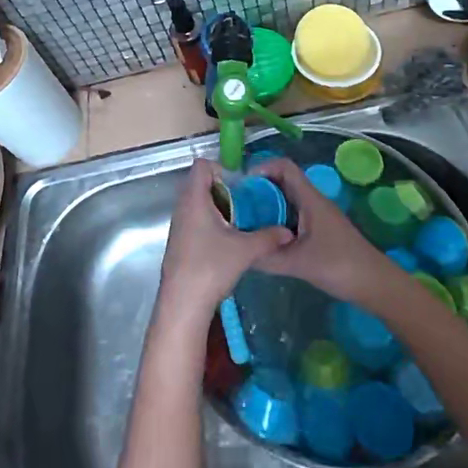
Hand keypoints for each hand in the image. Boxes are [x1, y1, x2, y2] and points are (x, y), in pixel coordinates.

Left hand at [157, 158, 293, 320]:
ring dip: (218, 207)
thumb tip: (289, 232)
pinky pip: (194, 218)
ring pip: (197, 202)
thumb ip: (268, 237)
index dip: (221, 168)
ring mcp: (178, 224)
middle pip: (200, 183)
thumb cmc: (211, 267)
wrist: (183, 301)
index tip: (241, 186)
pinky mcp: (179, 240)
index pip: (202, 166)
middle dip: (224, 189)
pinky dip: (210, 221)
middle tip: (245, 204)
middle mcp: (182, 206)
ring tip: (240, 222)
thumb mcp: (245, 250)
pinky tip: (226, 240)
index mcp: (194, 199)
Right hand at [251, 157, 402, 305]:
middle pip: (282, 182)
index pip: (284, 167)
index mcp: (310, 199)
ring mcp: (317, 216)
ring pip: (286, 201)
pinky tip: (265, 238)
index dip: (262, 168)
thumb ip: (266, 258)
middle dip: (258, 189)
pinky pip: (292, 217)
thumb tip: (238, 252)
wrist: (376, 285)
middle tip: (236, 205)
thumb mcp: (298, 263)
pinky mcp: (319, 231)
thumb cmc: (340, 266)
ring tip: (245, 221)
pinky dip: (276, 221)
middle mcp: (312, 202)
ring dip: (266, 206)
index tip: (242, 185)